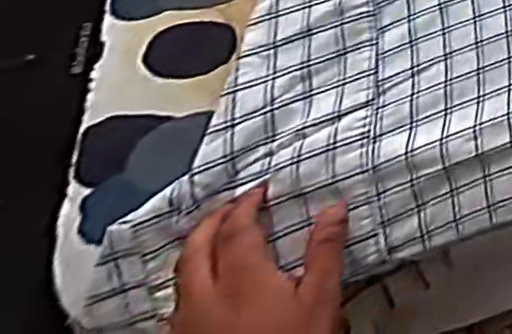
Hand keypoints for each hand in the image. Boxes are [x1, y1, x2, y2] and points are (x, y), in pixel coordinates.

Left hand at [171, 184, 347, 333]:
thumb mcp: (320, 298)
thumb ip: (324, 251)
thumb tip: (333, 208)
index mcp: (241, 280)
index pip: (235, 230)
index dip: (246, 205)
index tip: (261, 190)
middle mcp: (204, 299)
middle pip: (196, 250)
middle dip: (212, 221)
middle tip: (233, 204)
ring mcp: (186, 325)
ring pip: (180, 276)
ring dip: (197, 247)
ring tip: (216, 235)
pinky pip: (177, 300)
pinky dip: (190, 277)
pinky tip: (204, 284)